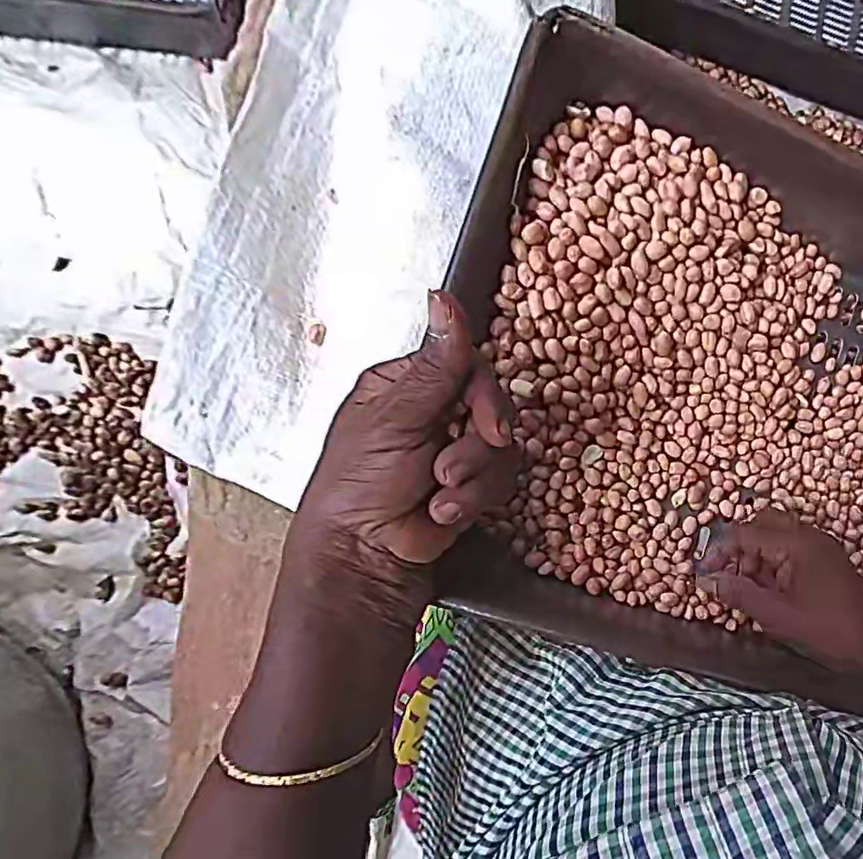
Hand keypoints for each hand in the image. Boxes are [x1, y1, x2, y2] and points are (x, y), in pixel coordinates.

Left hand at [282, 291, 517, 626]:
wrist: (365, 553)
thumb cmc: (359, 484)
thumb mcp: (396, 419)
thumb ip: (435, 366)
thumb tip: (445, 301)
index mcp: (409, 385)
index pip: (469, 367)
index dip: (486, 395)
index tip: (487, 424)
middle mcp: (437, 413)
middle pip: (494, 408)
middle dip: (478, 446)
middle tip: (451, 469)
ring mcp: (457, 449)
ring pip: (503, 449)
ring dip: (474, 479)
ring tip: (438, 497)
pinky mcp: (473, 484)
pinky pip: (502, 480)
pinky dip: (475, 500)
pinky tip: (444, 512)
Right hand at [693, 509, 862, 672]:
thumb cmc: (826, 631)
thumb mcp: (775, 615)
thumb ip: (738, 593)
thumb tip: (708, 579)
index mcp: (797, 543)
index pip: (746, 533)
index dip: (720, 552)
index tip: (706, 574)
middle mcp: (810, 536)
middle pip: (762, 523)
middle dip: (739, 547)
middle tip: (729, 576)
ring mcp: (822, 546)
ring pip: (777, 534)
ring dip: (757, 554)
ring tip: (748, 588)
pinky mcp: (828, 560)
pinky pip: (793, 547)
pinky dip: (774, 561)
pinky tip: (770, 590)